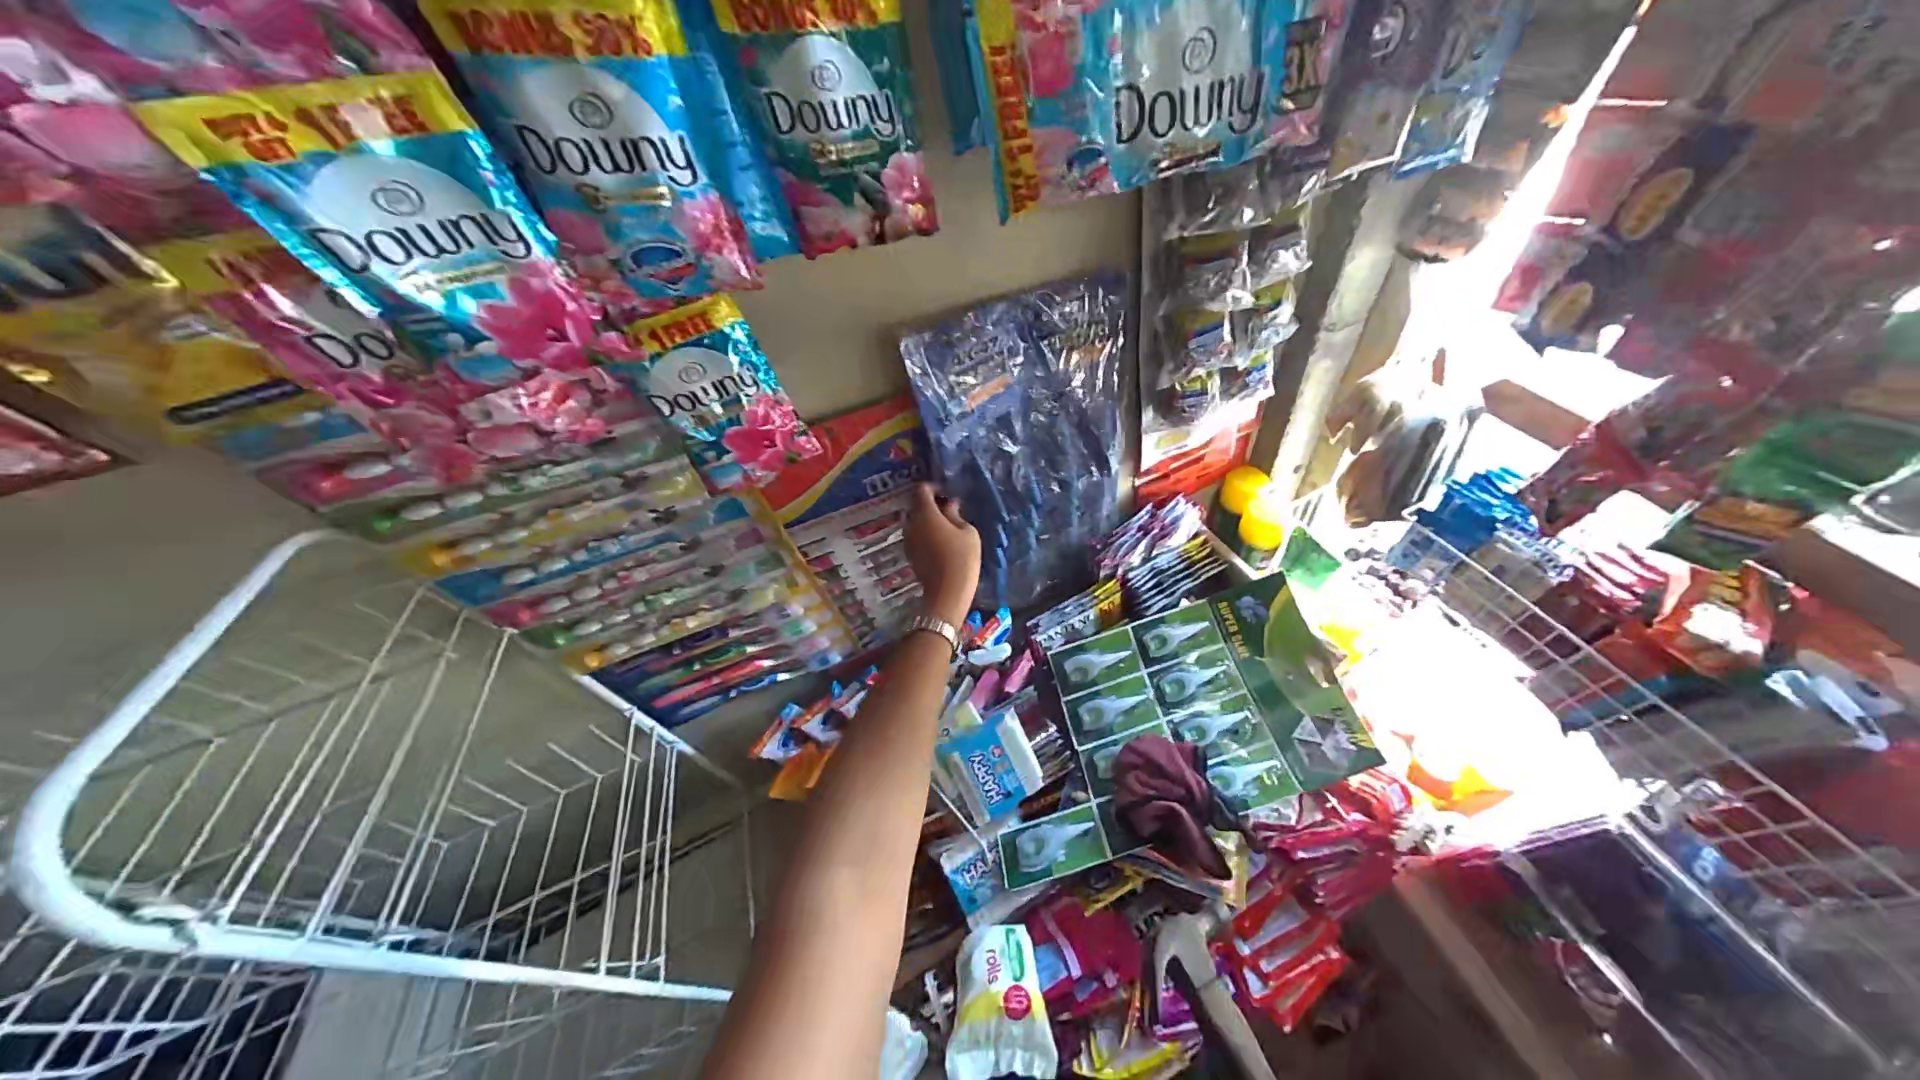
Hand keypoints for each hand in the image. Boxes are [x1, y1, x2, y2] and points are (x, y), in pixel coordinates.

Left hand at [906, 483, 980, 626]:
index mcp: (925, 513)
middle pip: (917, 505)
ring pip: (915, 521)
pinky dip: (926, 532)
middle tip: (950, 510)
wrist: (947, 593)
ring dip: (929, 519)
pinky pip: (916, 534)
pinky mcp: (910, 553)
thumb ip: (955, 514)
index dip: (934, 487)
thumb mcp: (967, 532)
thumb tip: (949, 504)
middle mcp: (911, 524)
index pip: (921, 489)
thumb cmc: (962, 558)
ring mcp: (908, 540)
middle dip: (931, 503)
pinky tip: (942, 541)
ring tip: (948, 526)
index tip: (948, 493)